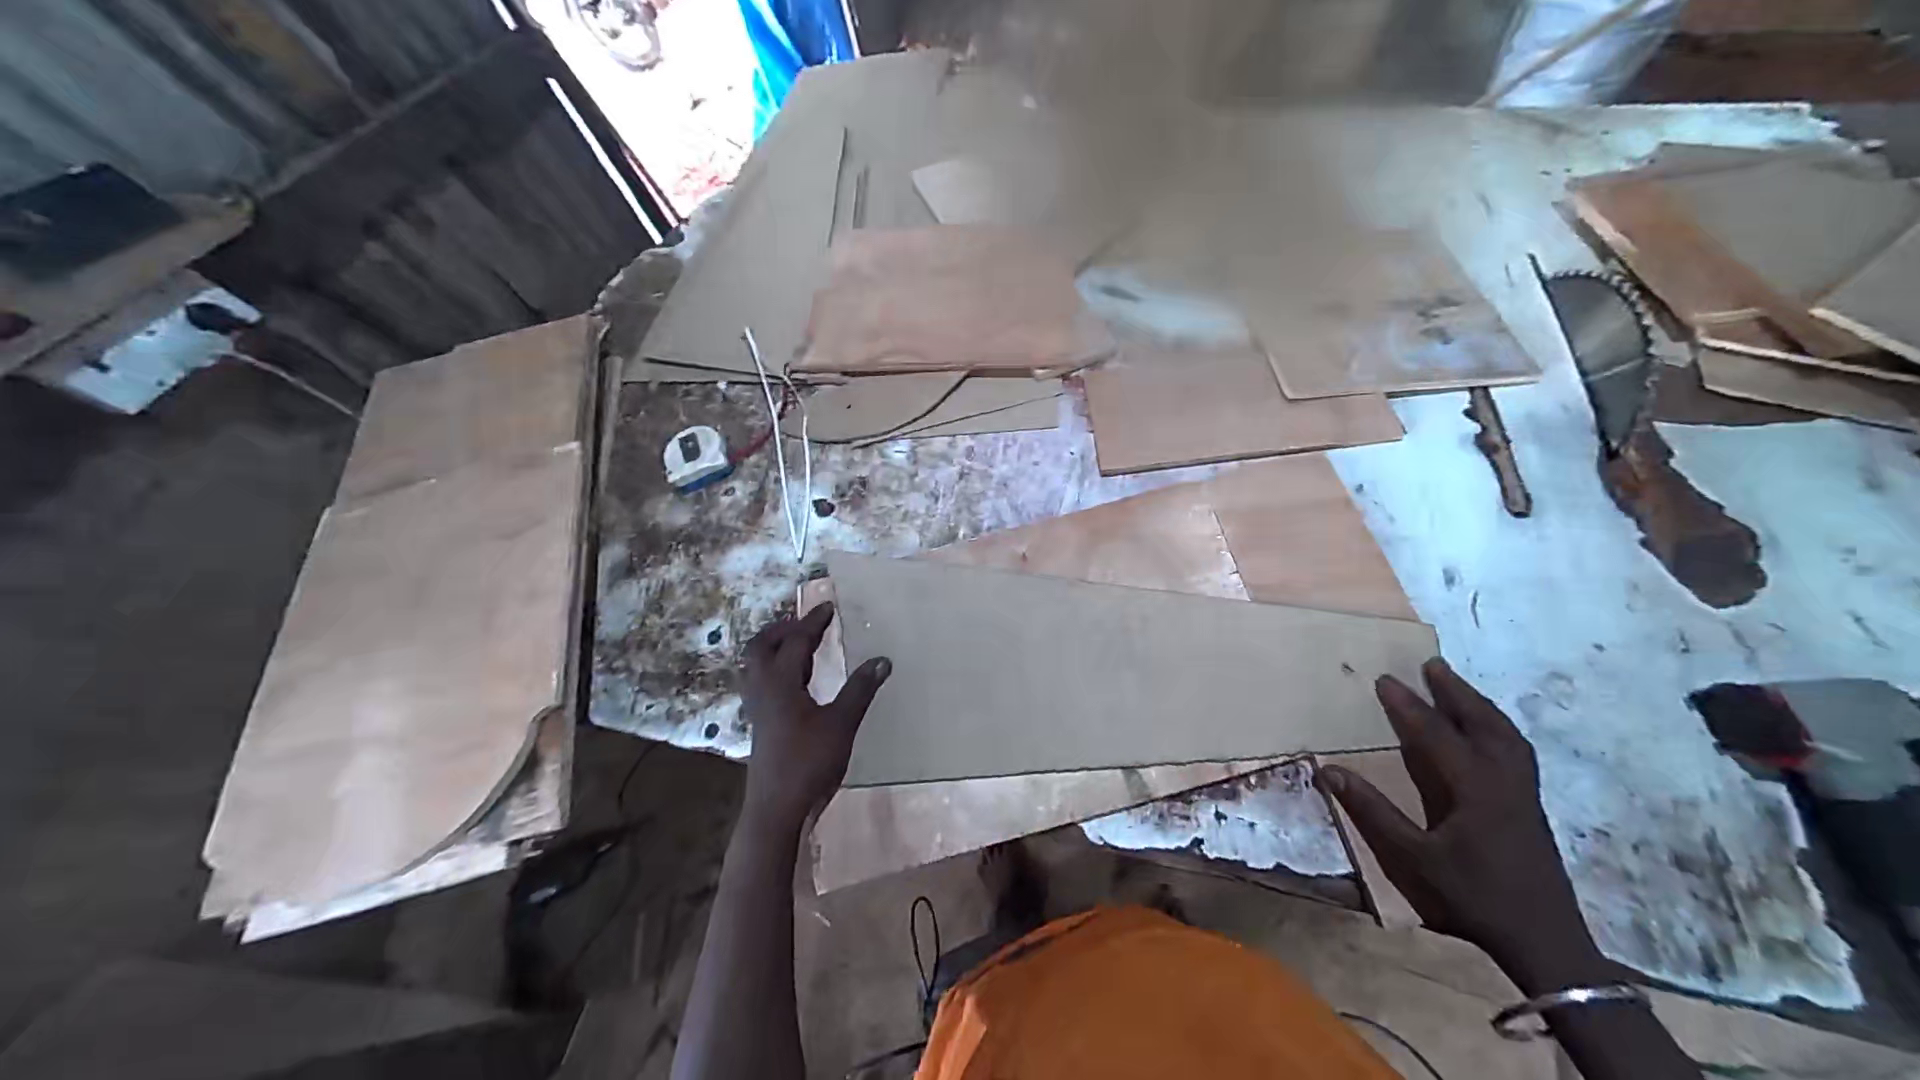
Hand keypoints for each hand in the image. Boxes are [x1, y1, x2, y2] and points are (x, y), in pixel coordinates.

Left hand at [739, 602, 890, 832]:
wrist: (777, 808)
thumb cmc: (809, 762)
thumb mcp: (841, 723)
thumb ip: (860, 689)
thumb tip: (882, 660)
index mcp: (781, 683)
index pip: (795, 641)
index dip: (812, 622)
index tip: (827, 607)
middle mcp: (763, 690)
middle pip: (761, 647)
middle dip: (781, 630)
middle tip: (806, 624)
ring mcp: (757, 710)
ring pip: (756, 666)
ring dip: (774, 648)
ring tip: (799, 646)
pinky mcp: (760, 726)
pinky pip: (761, 684)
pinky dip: (775, 670)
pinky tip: (796, 683)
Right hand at [1319, 659, 1610, 991]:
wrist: (1544, 942)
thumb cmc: (1471, 897)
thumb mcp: (1412, 859)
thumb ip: (1372, 812)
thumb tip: (1330, 771)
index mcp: (1476, 790)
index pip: (1436, 735)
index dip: (1408, 706)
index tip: (1385, 679)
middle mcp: (1505, 783)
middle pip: (1484, 724)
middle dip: (1456, 692)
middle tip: (1432, 664)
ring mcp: (1523, 795)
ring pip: (1506, 736)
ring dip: (1480, 706)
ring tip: (1457, 687)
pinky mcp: (1531, 809)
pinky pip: (1515, 752)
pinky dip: (1498, 729)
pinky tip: (1487, 732)